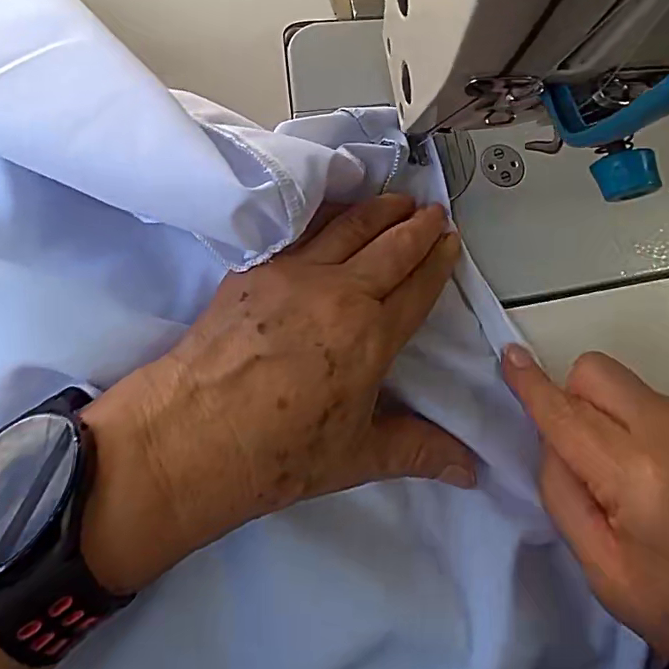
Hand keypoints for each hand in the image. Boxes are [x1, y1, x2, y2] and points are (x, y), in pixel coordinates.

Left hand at [79, 194, 472, 592]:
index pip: (416, 289)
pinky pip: (299, 230)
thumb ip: (416, 450)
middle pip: (388, 248)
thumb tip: (471, 470)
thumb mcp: (356, 457)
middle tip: (432, 210)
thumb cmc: (279, 450)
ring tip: (395, 199)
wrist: (197, 427)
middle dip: (416, 226)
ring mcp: (292, 274)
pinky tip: (329, 210)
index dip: (437, 262)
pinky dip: (323, 214)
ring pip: (345, 228)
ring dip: (376, 210)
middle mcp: (338, 293)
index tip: (450, 240)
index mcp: (370, 336)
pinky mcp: (255, 267)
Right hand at [501, 347, 668, 668]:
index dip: (529, 383)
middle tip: (585, 453)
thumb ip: (563, 495)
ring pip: (625, 386)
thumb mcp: (607, 573)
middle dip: (573, 397)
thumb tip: (551, 441)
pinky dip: (644, 426)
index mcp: (638, 476)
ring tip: (637, 480)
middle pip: (594, 372)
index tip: (508, 356)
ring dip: (610, 416)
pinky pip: (658, 404)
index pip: (564, 411)